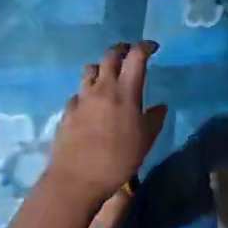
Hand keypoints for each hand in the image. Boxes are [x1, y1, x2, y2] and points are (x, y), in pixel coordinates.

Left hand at [47, 41, 166, 207]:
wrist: (76, 180)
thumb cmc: (117, 159)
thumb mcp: (146, 141)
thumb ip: (155, 120)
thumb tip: (160, 107)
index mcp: (125, 90)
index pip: (136, 56)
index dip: (145, 47)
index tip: (152, 48)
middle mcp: (103, 87)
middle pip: (110, 56)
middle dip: (121, 50)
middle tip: (129, 54)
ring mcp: (82, 98)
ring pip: (90, 69)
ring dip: (101, 67)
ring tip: (107, 75)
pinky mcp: (67, 112)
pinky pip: (78, 93)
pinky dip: (86, 93)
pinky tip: (89, 104)